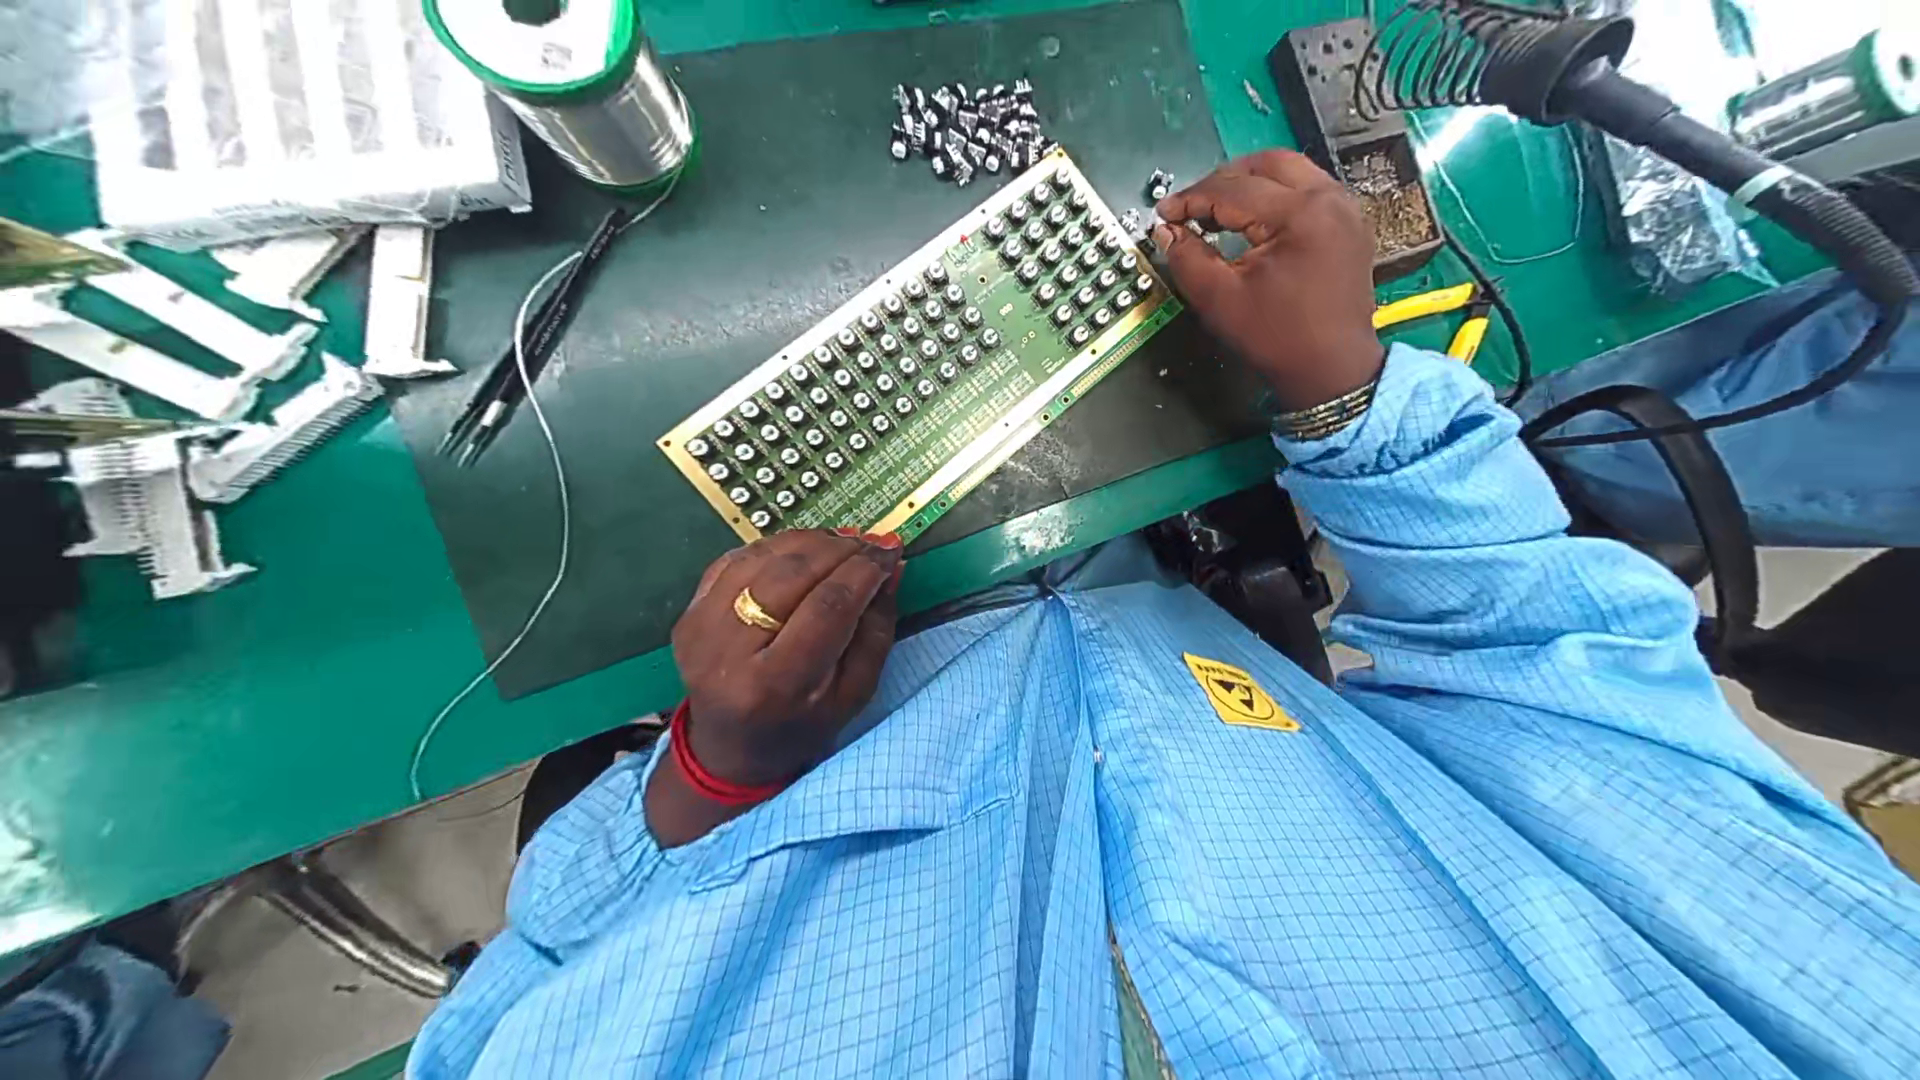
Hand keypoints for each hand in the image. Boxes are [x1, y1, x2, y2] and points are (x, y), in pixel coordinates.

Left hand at [669, 528, 901, 788]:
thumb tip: (889, 566)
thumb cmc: (803, 727)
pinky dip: (777, 547)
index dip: (864, 571)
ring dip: (810, 541)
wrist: (731, 749)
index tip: (889, 553)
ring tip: (842, 543)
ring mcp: (701, 627)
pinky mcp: (688, 612)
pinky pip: (738, 558)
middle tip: (869, 544)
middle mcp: (730, 652)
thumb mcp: (855, 693)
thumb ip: (877, 630)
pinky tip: (803, 552)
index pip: (828, 607)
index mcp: (776, 684)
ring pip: (763, 557)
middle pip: (793, 574)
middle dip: (840, 549)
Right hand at [1153, 150, 1384, 409]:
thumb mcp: (1219, 300)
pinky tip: (1253, 220)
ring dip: (1250, 183)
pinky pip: (1308, 190)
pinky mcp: (1349, 224)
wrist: (1329, 368)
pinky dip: (1275, 196)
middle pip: (1266, 164)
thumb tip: (1167, 231)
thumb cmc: (1275, 338)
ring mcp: (1345, 209)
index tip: (1164, 212)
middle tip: (1190, 206)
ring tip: (1218, 209)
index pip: (1233, 190)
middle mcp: (1329, 199)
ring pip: (1291, 171)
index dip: (1191, 199)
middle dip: (1221, 180)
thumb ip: (1188, 259)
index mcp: (1299, 215)